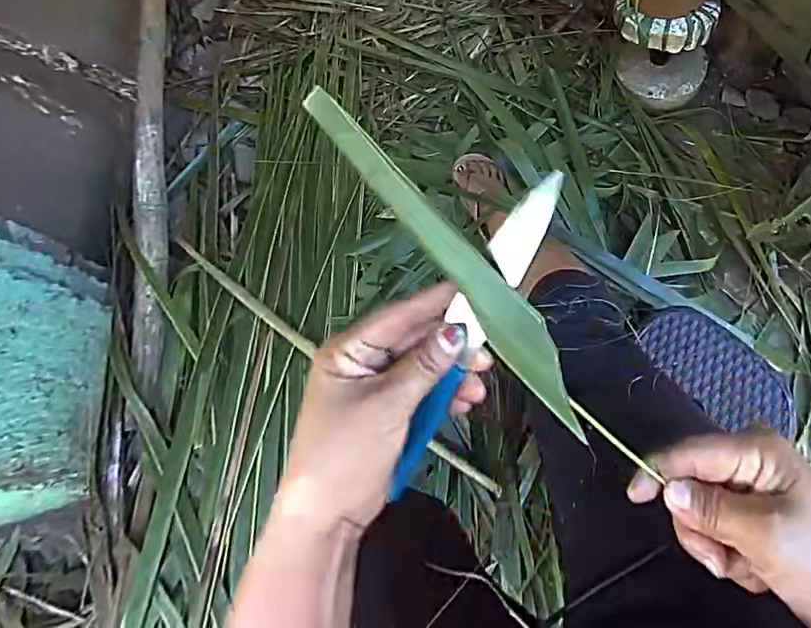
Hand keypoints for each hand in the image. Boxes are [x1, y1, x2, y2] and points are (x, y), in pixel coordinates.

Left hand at [274, 283, 490, 536]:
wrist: (325, 521)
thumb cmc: (345, 456)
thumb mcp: (389, 405)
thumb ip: (426, 364)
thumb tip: (457, 330)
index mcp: (350, 350)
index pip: (400, 316)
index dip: (436, 302)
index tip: (471, 289)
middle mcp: (364, 361)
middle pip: (417, 339)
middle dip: (451, 345)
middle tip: (484, 346)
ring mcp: (378, 385)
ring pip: (426, 364)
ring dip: (453, 373)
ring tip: (478, 384)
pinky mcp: (391, 408)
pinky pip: (425, 388)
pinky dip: (445, 393)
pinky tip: (465, 401)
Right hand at [627, 431, 810, 627]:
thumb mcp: (766, 534)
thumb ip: (713, 509)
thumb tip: (668, 488)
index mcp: (757, 450)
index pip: (694, 452)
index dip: (660, 470)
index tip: (632, 496)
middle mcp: (752, 463)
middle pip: (694, 486)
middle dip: (702, 529)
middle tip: (725, 561)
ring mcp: (754, 492)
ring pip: (703, 515)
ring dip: (719, 550)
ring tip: (752, 568)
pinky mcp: (757, 520)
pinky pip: (722, 535)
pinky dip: (734, 559)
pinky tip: (762, 570)